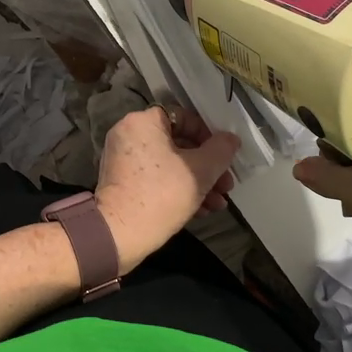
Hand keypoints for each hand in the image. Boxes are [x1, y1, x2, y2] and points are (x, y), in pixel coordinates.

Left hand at [94, 107, 239, 273]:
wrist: (120, 234)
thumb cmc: (162, 194)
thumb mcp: (201, 171)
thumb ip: (221, 150)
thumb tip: (230, 139)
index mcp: (143, 122)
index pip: (183, 117)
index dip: (208, 136)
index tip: (224, 156)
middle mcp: (128, 134)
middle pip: (178, 144)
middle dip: (207, 167)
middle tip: (226, 185)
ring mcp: (123, 159)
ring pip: (169, 164)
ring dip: (197, 182)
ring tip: (218, 204)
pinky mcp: (123, 182)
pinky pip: (155, 177)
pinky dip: (177, 189)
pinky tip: (201, 210)